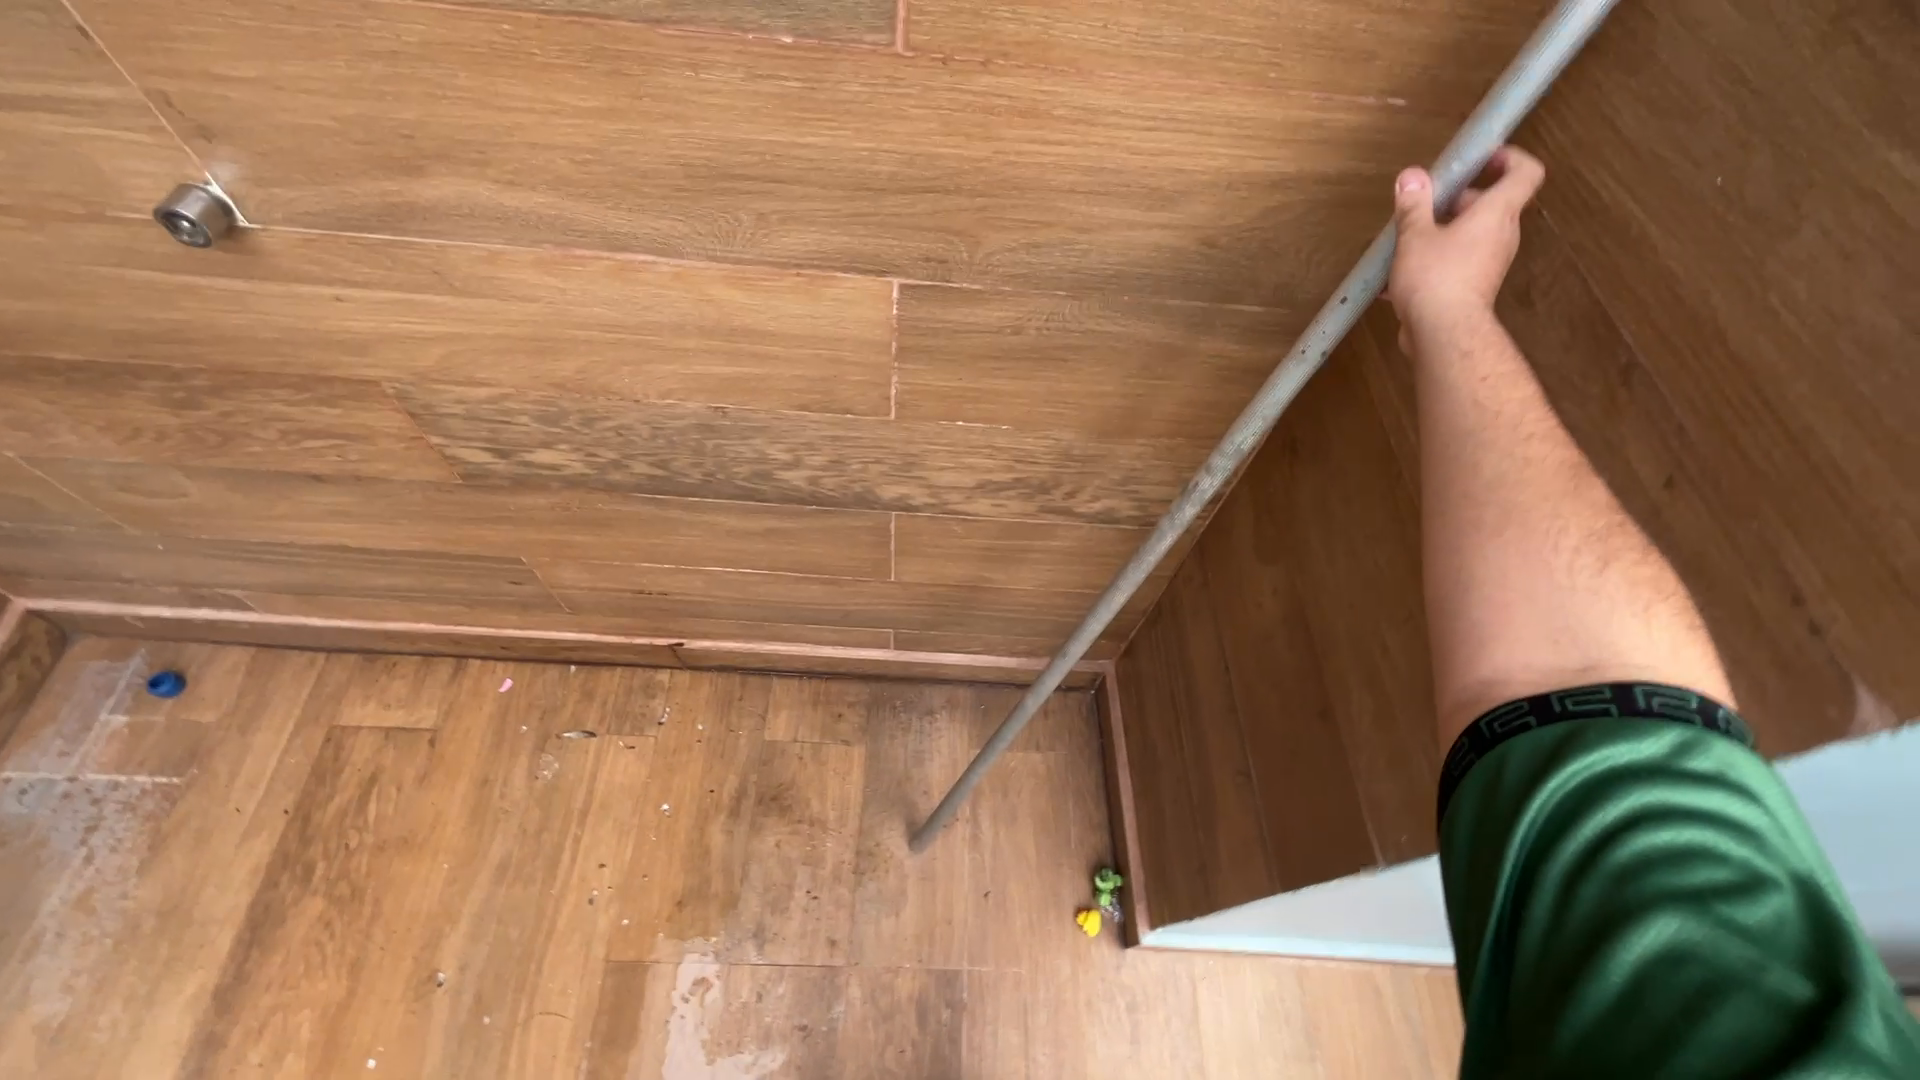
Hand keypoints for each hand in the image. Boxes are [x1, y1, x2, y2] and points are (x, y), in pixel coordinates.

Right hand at [1386, 145, 1544, 352]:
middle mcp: (1501, 236)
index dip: (1509, 158)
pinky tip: (1396, 279)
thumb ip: (1414, 205)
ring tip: (1405, 243)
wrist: (1443, 333)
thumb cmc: (1435, 277)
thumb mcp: (1414, 236)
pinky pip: (1456, 264)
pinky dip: (1434, 262)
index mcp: (1496, 213)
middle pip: (1491, 206)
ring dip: (1442, 233)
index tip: (1481, 158)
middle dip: (1458, 201)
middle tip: (1425, 205)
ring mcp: (1489, 264)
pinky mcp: (1473, 289)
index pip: (1525, 173)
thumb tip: (1412, 176)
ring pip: (1471, 236)